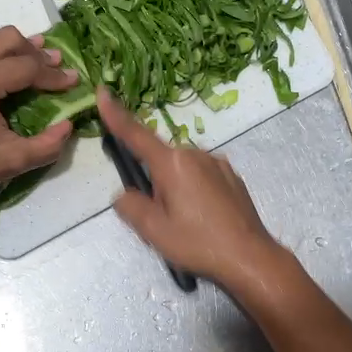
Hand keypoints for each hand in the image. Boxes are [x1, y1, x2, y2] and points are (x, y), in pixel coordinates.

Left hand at [0, 27, 77, 208]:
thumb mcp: (11, 161)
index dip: (53, 75)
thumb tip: (69, 127)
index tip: (74, 81)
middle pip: (6, 39)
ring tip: (37, 57)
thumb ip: (47, 145)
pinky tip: (6, 67)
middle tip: (57, 65)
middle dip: (35, 51)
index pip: (25, 67)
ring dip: (14, 47)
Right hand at [99, 89, 298, 296]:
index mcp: (173, 163)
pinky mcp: (232, 177)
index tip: (103, 93)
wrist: (249, 257)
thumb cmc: (198, 243)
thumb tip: (124, 194)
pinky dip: (194, 193)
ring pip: (182, 171)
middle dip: (154, 184)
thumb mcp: (154, 231)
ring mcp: (217, 164)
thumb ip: (131, 206)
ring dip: (175, 189)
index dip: (116, 116)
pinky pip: (201, 177)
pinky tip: (204, 220)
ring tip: (187, 224)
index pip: (136, 136)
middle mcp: (196, 155)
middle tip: (163, 219)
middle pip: (160, 161)